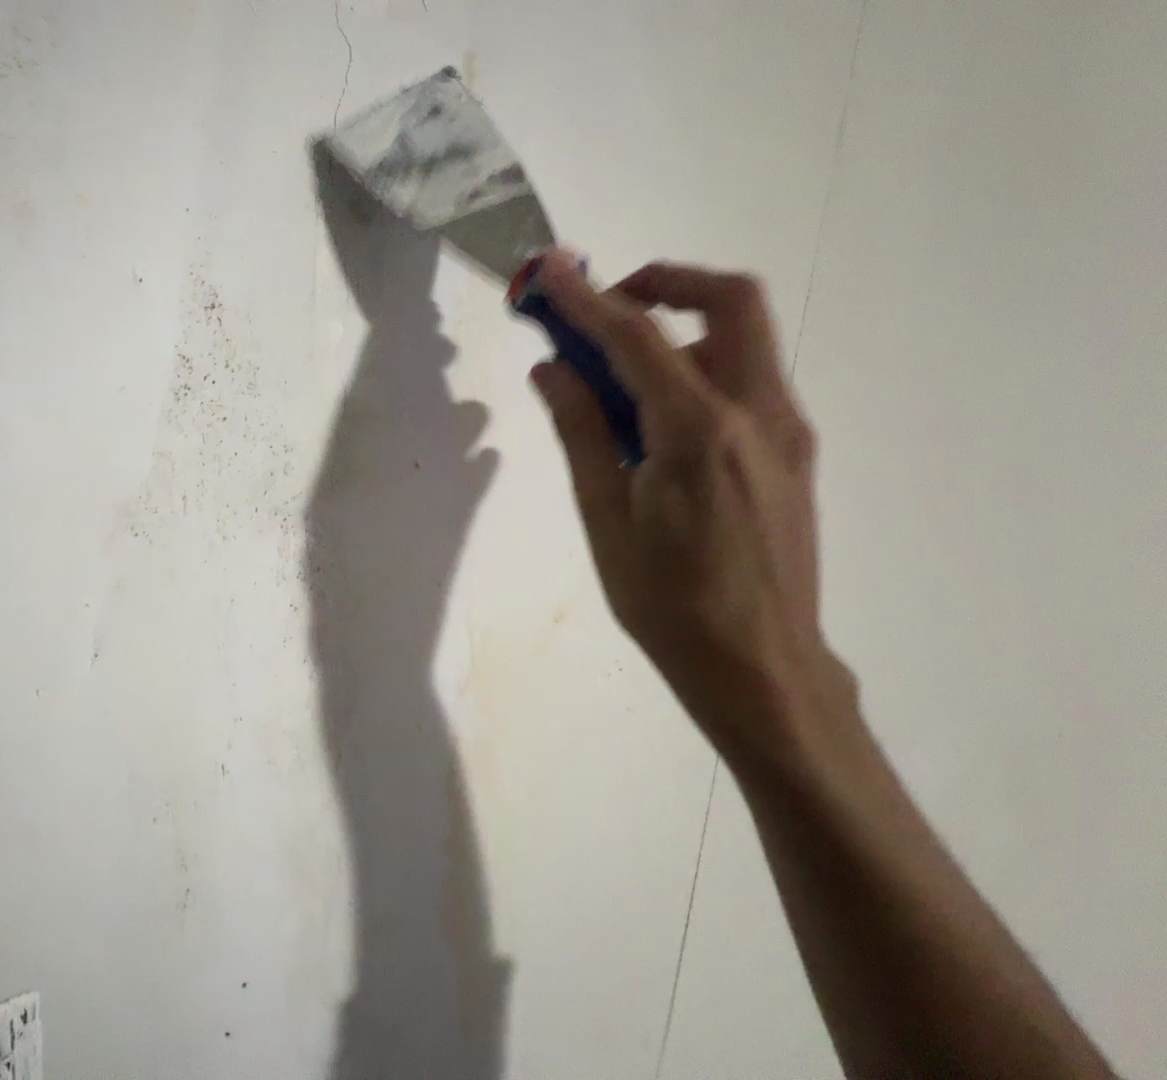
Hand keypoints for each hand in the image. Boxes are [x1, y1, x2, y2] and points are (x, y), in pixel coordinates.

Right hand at [530, 250, 849, 760]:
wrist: (758, 664)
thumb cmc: (666, 601)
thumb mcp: (605, 518)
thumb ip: (580, 432)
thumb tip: (551, 370)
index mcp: (699, 432)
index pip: (638, 338)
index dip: (588, 298)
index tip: (550, 270)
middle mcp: (758, 413)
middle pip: (730, 303)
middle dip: (664, 283)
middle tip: (605, 307)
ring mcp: (787, 431)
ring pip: (744, 341)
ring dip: (681, 330)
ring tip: (617, 376)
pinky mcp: (794, 453)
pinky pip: (747, 382)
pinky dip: (698, 371)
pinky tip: (655, 422)